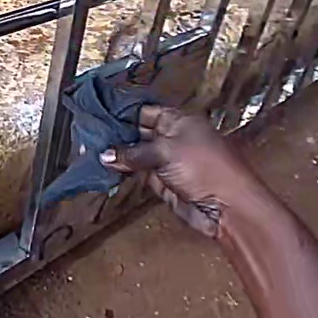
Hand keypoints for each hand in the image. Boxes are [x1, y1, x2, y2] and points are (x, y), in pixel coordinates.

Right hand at [100, 105, 282, 240]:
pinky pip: (140, 173)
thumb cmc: (205, 168)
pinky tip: (107, 168)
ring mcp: (168, 161)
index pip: (146, 110)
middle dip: (118, 133)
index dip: (124, 111)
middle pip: (140, 132)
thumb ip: (133, 152)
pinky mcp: (164, 183)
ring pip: (138, 154)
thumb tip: (106, 155)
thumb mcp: (165, 152)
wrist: (227, 207)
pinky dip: (126, 172)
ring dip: (120, 154)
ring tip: (92, 150)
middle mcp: (173, 138)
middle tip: (90, 134)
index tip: (99, 113)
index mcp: (179, 120)